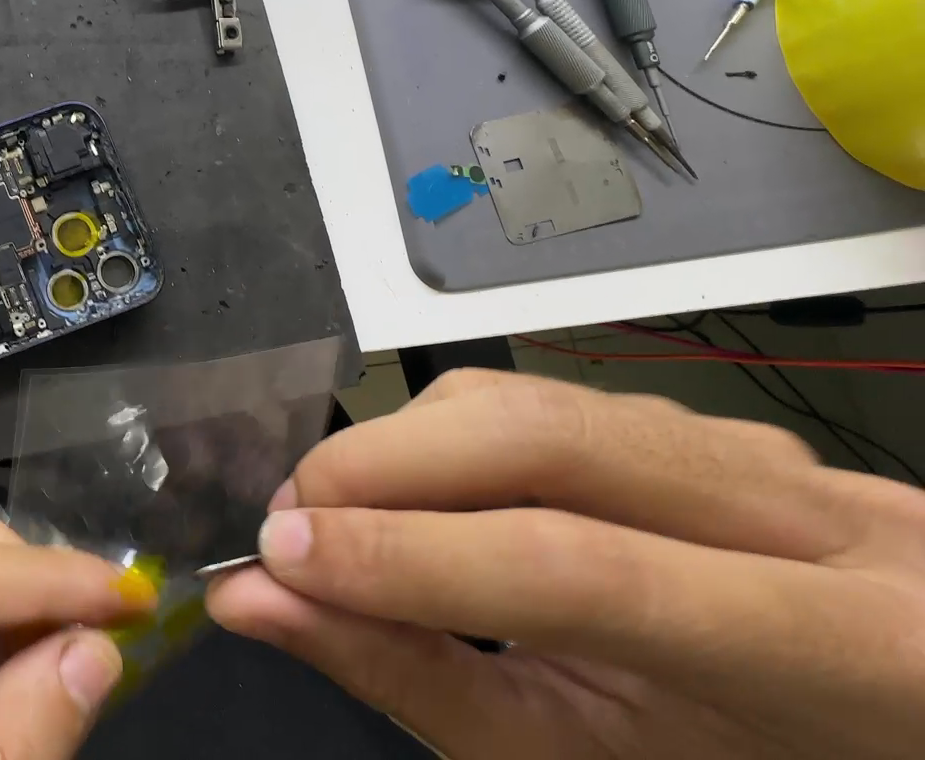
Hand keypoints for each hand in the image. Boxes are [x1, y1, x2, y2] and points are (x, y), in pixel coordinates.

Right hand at [207, 370, 924, 758]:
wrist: (870, 726)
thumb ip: (408, 676)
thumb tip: (257, 602)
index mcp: (844, 654)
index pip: (578, 571)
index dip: (407, 556)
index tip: (277, 557)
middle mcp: (816, 517)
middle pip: (544, 439)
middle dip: (380, 467)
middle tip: (290, 525)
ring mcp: (753, 449)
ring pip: (525, 399)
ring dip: (398, 444)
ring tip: (340, 514)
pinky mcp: (689, 420)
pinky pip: (534, 395)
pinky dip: (438, 434)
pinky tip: (418, 493)